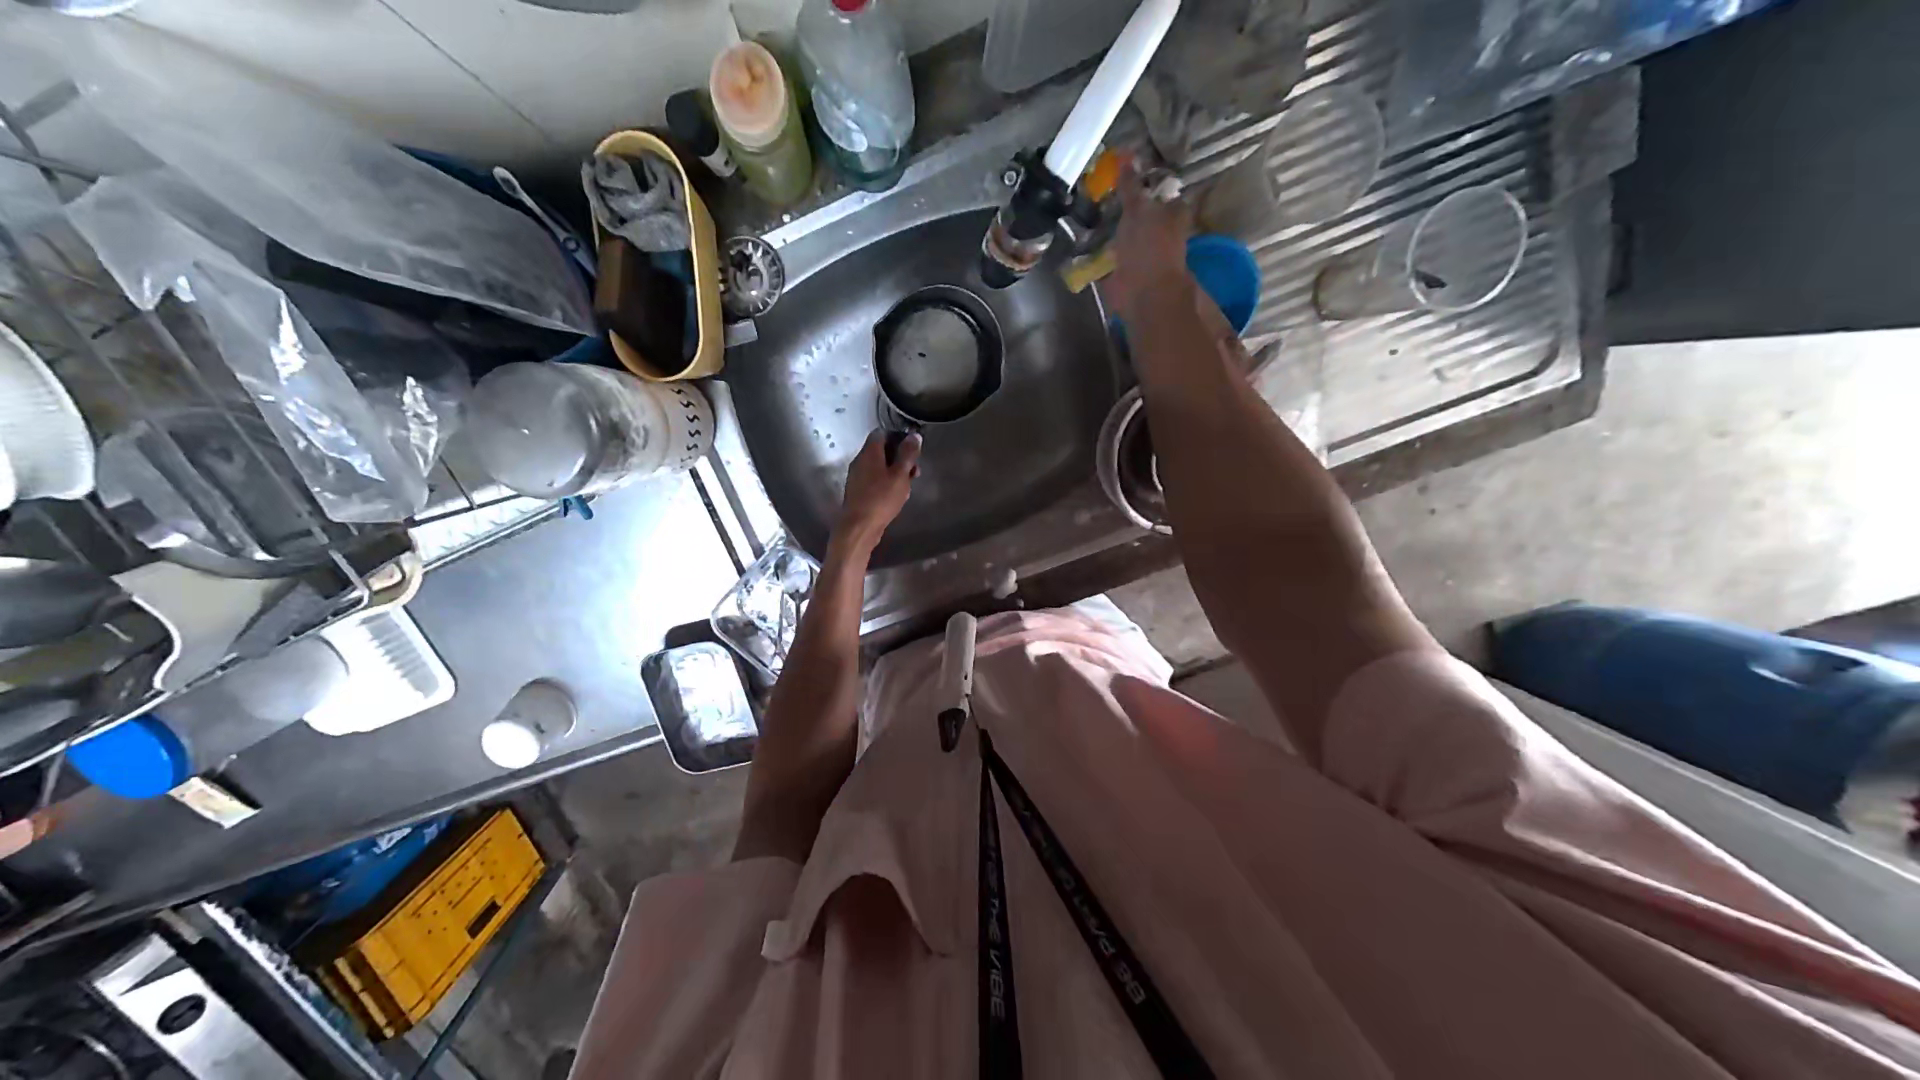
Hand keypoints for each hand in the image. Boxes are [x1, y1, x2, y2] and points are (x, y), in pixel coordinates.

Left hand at [834, 430, 920, 552]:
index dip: (898, 436)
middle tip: (914, 470)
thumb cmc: (881, 498)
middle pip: (881, 450)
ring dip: (895, 471)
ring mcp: (857, 476)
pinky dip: (886, 482)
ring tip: (908, 485)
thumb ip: (908, 454)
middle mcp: (860, 460)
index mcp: (869, 452)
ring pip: (879, 466)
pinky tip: (896, 495)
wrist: (859, 527)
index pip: (882, 432)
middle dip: (899, 457)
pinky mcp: (858, 491)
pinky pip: (874, 479)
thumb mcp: (900, 475)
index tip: (912, 448)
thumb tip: (914, 435)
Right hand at [1106, 158, 1195, 322]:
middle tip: (1105, 191)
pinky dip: (1104, 249)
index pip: (1163, 191)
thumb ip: (1130, 185)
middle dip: (1129, 206)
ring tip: (1094, 213)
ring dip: (1115, 227)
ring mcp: (1145, 252)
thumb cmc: (1148, 246)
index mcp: (1173, 213)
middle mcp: (1163, 232)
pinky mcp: (1128, 271)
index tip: (1126, 174)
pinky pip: (1115, 254)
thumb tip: (1127, 155)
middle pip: (1145, 212)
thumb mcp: (1138, 209)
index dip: (1147, 182)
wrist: (1142, 292)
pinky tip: (1089, 240)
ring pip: (1129, 233)